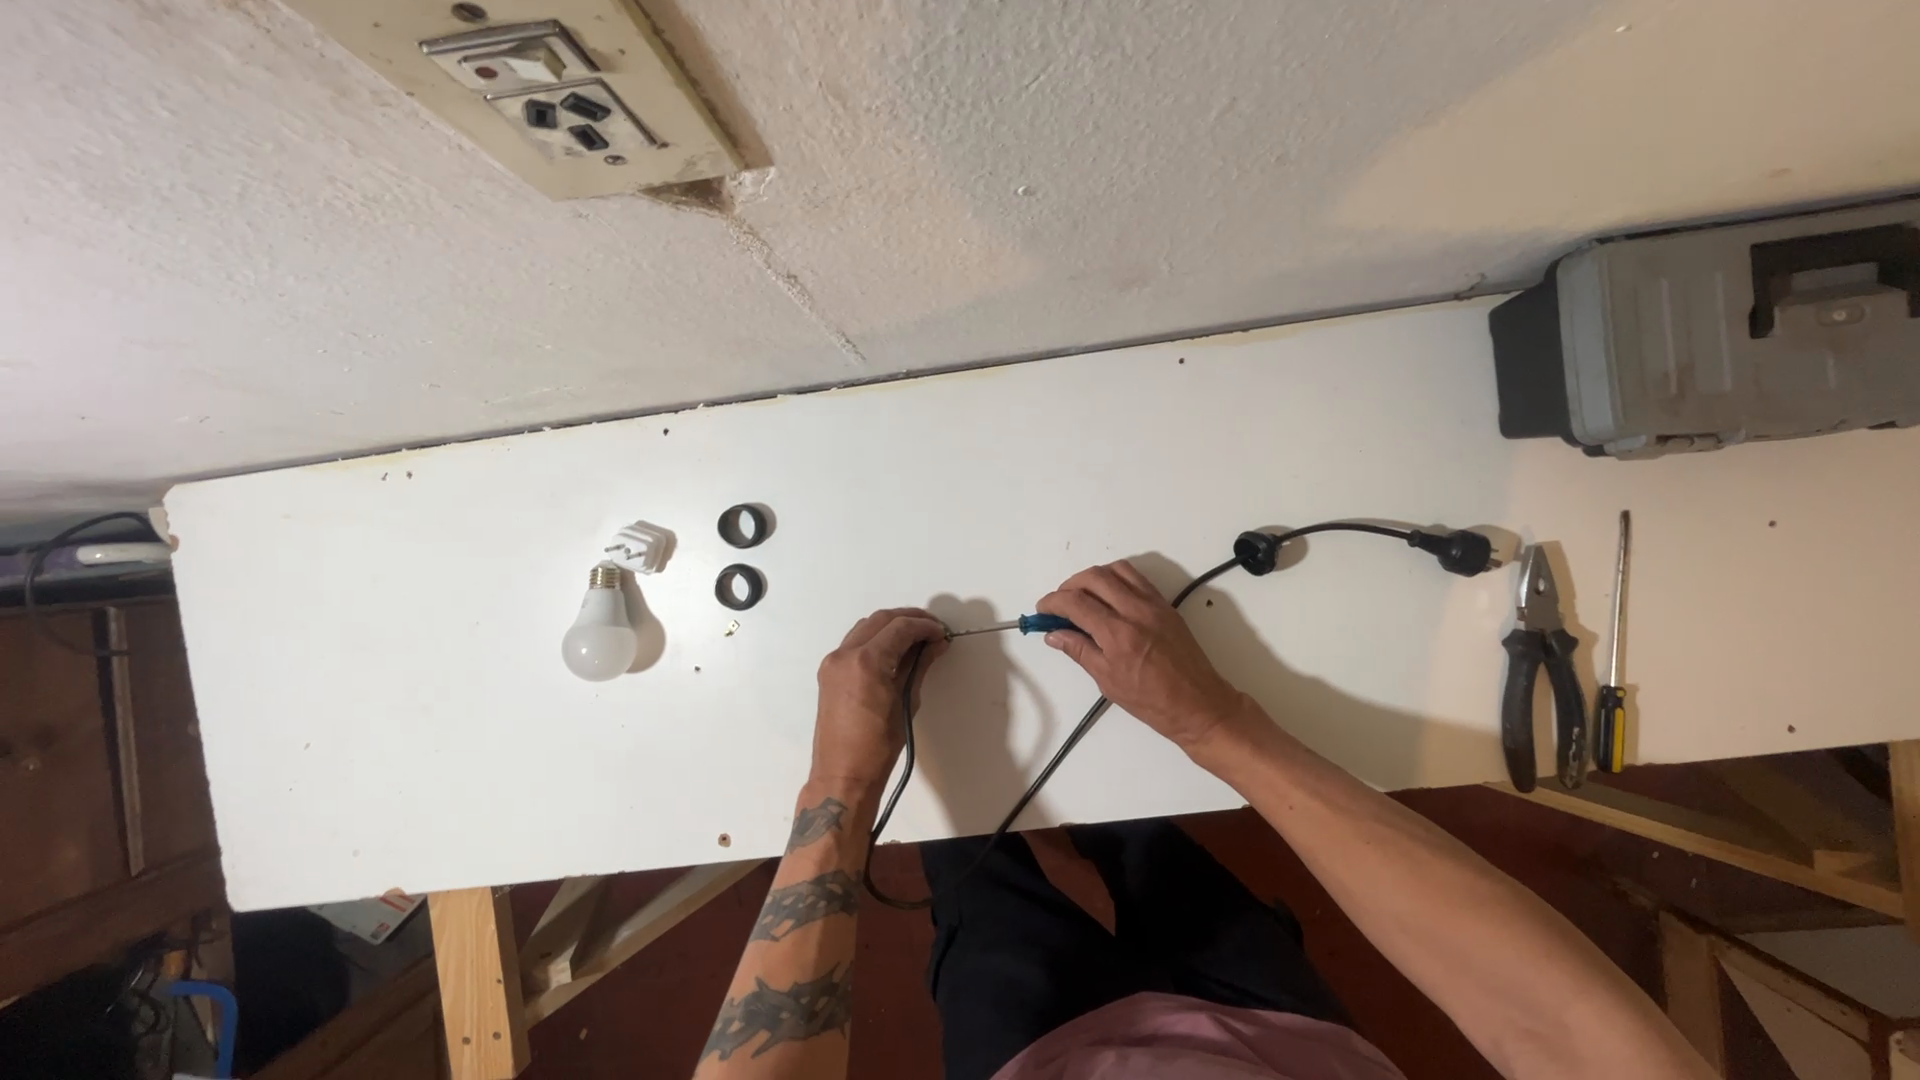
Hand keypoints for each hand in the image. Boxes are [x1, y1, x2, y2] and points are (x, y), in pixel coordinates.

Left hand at [811, 607, 948, 791]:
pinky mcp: (828, 672)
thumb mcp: (906, 702)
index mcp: (866, 662)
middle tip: (933, 629)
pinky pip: (855, 642)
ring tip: (916, 637)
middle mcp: (845, 655)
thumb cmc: (879, 747)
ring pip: (866, 627)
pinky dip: (875, 638)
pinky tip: (894, 649)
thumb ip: (919, 666)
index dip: (925, 626)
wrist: (843, 774)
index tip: (941, 633)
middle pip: (881, 619)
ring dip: (891, 625)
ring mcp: (833, 662)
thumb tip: (935, 645)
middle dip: (909, 619)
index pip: (900, 628)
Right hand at [1037, 561, 1245, 749]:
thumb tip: (1053, 634)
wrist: (1198, 703)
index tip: (1042, 610)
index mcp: (1118, 634)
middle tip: (1060, 603)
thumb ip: (1079, 650)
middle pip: (1094, 577)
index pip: (1076, 603)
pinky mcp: (1165, 605)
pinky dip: (1115, 579)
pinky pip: (1136, 578)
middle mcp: (1135, 611)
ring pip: (1116, 570)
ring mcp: (1154, 604)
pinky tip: (1108, 596)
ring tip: (1083, 596)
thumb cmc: (1150, 701)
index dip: (1052, 602)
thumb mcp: (1107, 681)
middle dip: (1069, 585)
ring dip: (1093, 577)